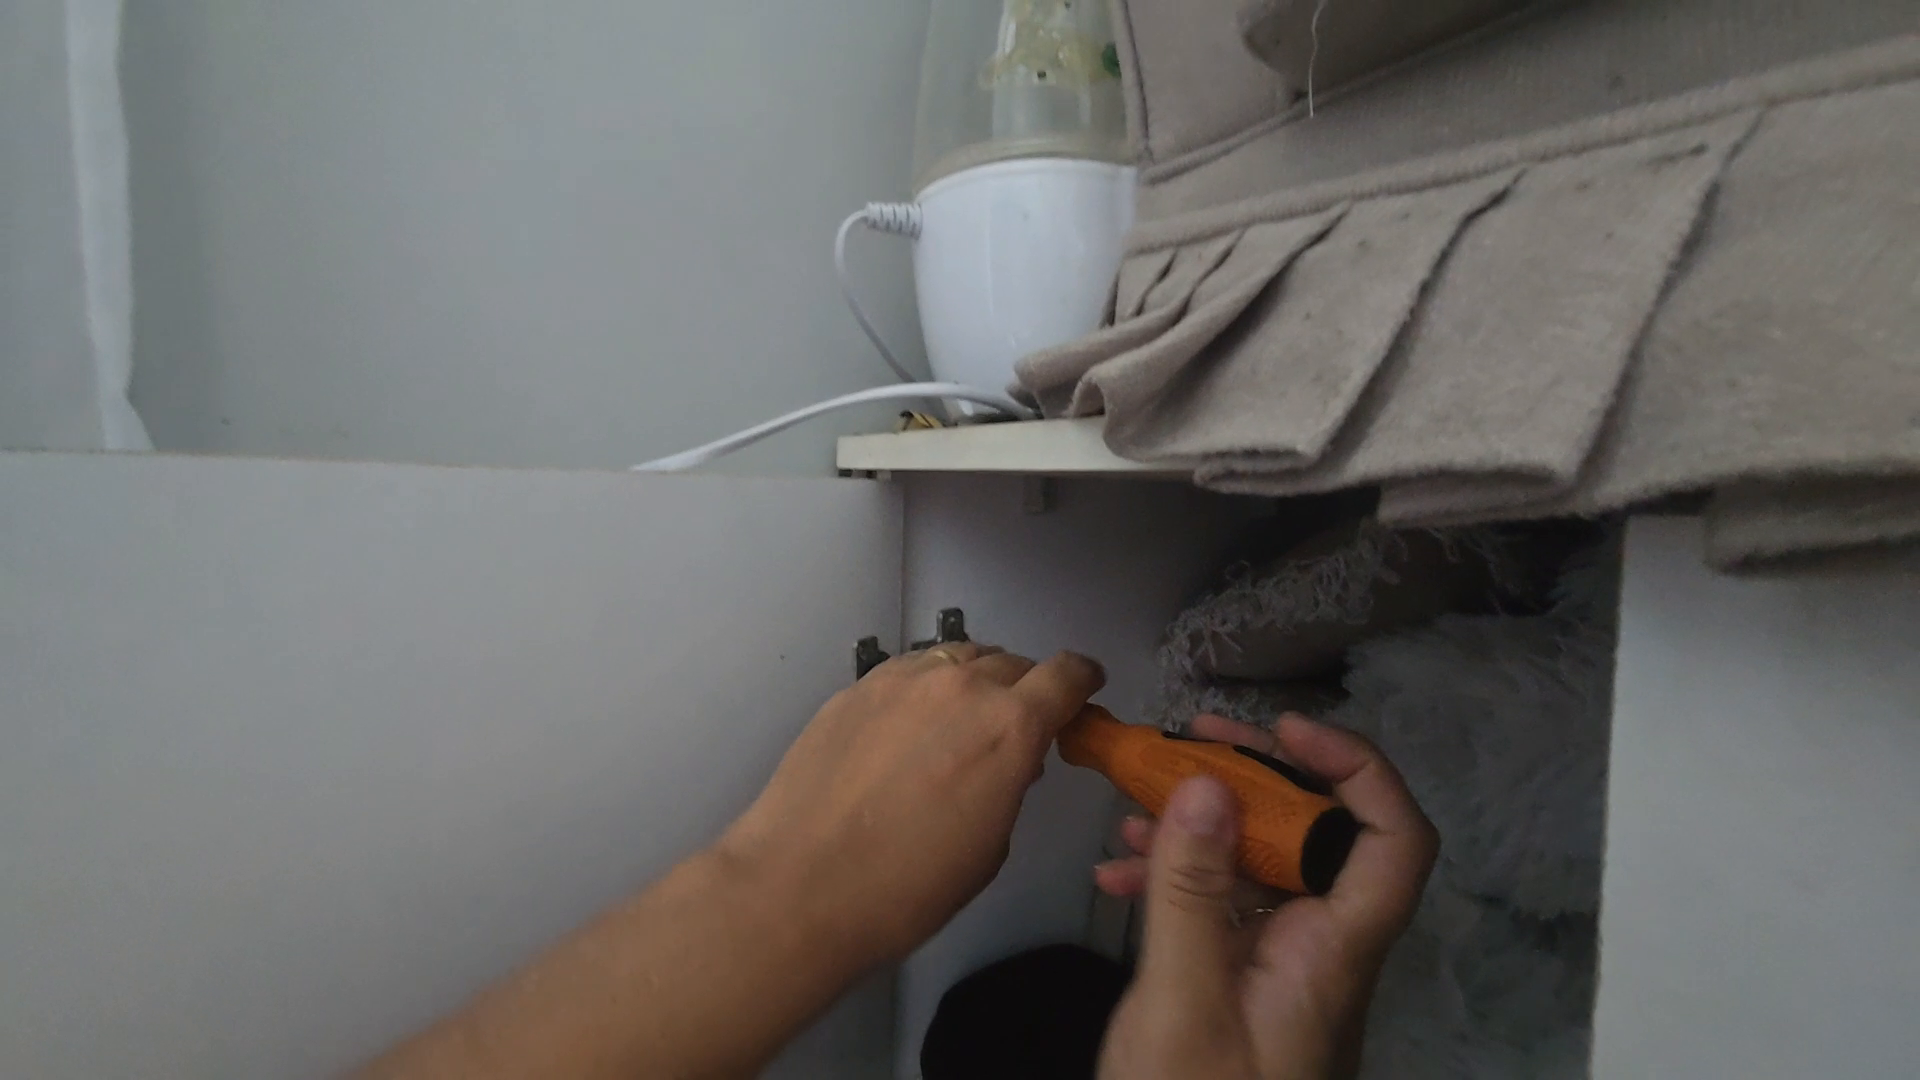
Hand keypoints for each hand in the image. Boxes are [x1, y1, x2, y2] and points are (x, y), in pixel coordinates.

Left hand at [718, 643, 1106, 968]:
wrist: (799, 884)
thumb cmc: (907, 886)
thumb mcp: (989, 845)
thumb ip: (1010, 784)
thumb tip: (1011, 759)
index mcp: (1008, 726)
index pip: (1065, 675)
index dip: (1083, 678)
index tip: (1086, 686)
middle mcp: (962, 686)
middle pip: (1013, 662)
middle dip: (1027, 687)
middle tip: (1016, 722)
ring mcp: (904, 678)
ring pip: (960, 657)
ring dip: (976, 679)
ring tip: (962, 715)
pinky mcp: (860, 684)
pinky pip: (913, 669)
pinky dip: (930, 685)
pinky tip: (911, 720)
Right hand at [1095, 714, 1436, 1079]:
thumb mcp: (1181, 999)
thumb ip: (1192, 889)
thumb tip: (1208, 781)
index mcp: (1333, 951)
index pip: (1393, 841)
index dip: (1354, 769)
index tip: (1281, 731)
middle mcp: (1319, 946)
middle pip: (1315, 833)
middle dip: (1252, 776)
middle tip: (1188, 741)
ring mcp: (1277, 961)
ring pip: (1259, 861)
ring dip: (1201, 822)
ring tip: (1135, 803)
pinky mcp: (1240, 975)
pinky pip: (1219, 900)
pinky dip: (1173, 873)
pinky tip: (1118, 872)